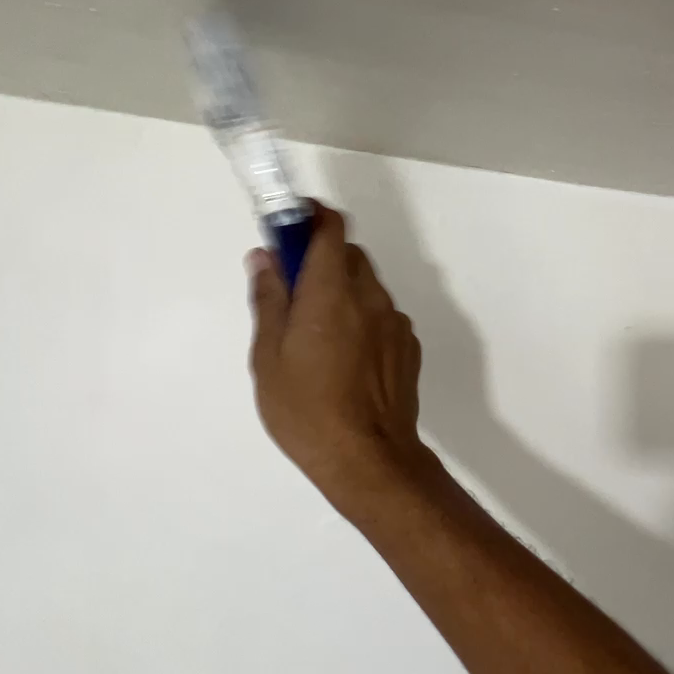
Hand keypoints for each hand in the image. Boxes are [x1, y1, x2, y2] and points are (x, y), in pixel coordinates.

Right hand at [246, 202, 437, 506]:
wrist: (368, 457)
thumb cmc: (305, 409)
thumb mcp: (268, 357)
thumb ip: (269, 299)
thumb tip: (265, 257)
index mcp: (331, 291)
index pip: (330, 226)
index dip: (309, 216)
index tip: (287, 227)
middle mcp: (370, 296)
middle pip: (349, 255)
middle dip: (321, 259)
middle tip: (293, 292)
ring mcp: (395, 322)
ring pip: (367, 287)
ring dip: (343, 292)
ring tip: (317, 337)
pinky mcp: (409, 346)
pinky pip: (382, 316)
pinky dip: (363, 320)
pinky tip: (346, 359)